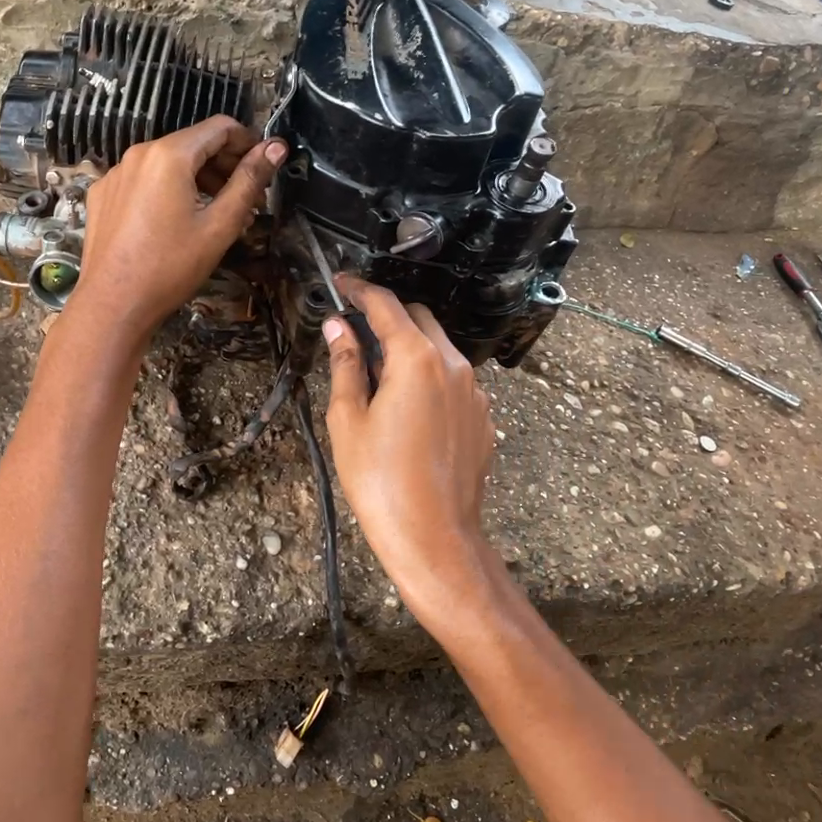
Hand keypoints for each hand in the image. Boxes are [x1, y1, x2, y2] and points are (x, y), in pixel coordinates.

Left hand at [69, 117, 285, 337]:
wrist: (113, 304)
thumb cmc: (169, 267)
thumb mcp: (219, 225)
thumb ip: (249, 181)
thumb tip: (276, 148)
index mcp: (169, 155)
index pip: (220, 127)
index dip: (247, 143)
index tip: (262, 169)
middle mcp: (138, 154)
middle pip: (192, 144)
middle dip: (224, 166)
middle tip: (247, 199)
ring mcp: (116, 174)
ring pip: (168, 163)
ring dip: (198, 181)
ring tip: (217, 215)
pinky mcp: (103, 195)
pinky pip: (143, 181)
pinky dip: (166, 192)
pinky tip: (176, 224)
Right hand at [321, 278, 498, 613]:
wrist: (434, 538)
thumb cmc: (381, 481)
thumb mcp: (348, 420)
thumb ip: (345, 365)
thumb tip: (338, 328)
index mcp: (416, 360)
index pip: (386, 306)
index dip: (360, 290)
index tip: (342, 283)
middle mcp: (453, 366)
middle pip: (420, 319)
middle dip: (388, 316)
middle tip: (356, 331)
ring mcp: (475, 393)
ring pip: (441, 349)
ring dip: (410, 347)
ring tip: (378, 374)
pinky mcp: (483, 419)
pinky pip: (455, 380)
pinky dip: (430, 376)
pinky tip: (407, 406)